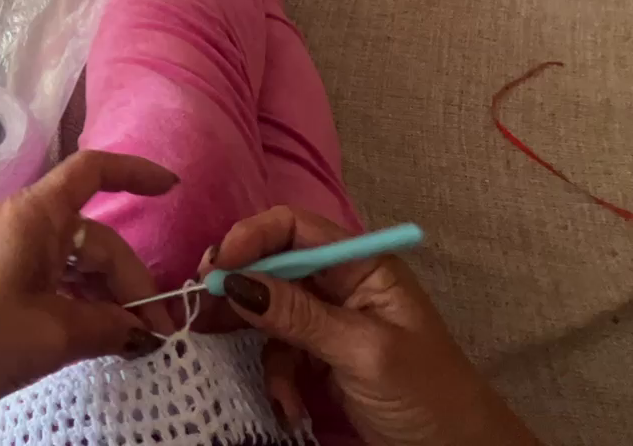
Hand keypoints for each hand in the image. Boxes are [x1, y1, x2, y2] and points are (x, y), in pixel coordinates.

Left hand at [0, 151, 179, 429]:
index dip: (134, 171)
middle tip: (155, 334)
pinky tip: (93, 332)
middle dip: (128, 279)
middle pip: (92, 234)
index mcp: (35, 215)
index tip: (173, 187)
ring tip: (128, 340)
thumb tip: (142, 330)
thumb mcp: (50, 336)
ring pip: (73, 258)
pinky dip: (77, 298)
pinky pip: (50, 273)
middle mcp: (24, 220)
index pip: (92, 171)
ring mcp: (7, 246)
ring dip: (104, 293)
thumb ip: (105, 326)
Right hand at [214, 206, 540, 445]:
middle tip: (203, 304)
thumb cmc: (429, 398)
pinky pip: (278, 350)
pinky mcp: (319, 356)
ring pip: (268, 309)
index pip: (293, 227)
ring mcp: (327, 320)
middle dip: (241, 287)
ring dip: (255, 339)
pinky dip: (276, 376)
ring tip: (241, 361)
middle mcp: (339, 283)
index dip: (252, 237)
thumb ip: (298, 314)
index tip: (219, 265)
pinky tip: (287, 405)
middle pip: (273, 264)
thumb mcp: (363, 352)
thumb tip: (236, 281)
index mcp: (360, 264)